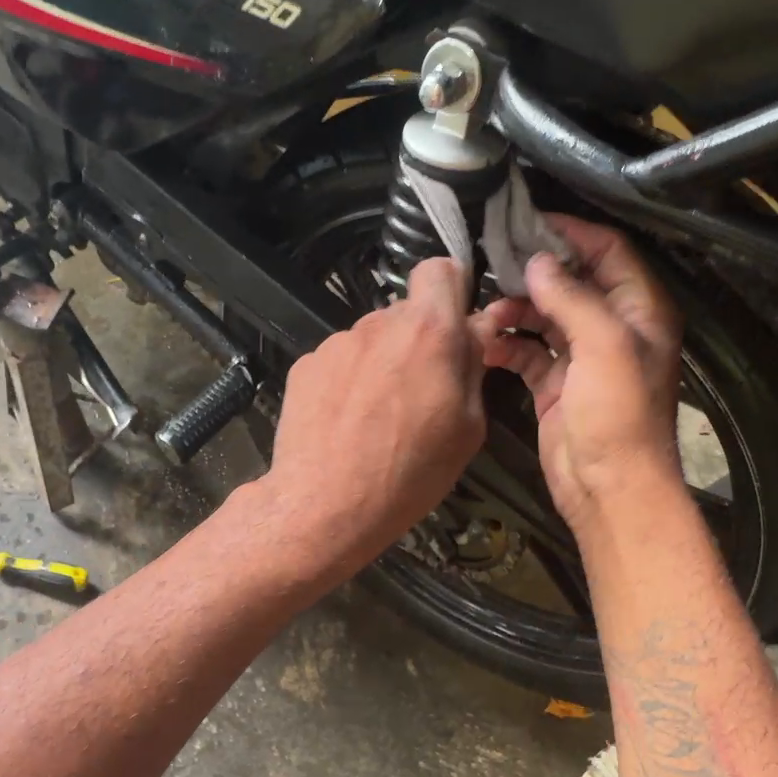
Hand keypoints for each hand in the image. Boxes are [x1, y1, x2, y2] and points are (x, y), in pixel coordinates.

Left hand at [252, 257, 485, 580]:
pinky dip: (345, 384)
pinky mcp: (303, 367)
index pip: (440, 271)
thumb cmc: (409, 474)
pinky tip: (344, 426)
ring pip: (369, 342)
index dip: (450, 293)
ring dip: (379, 366)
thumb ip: (472, 368)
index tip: (452, 329)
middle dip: (416, 343)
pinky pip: (337, 363)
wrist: (324, 506)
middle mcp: (377, 324)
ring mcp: (334, 344)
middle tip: (419, 395)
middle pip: (404, 314)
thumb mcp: (467, 429)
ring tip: (375, 421)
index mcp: (428, 332)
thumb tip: (474, 332)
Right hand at [471, 215, 684, 530]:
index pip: (608, 252)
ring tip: (486, 310)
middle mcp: (611, 328)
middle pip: (571, 283)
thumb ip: (571, 298)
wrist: (608, 487)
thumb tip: (537, 262)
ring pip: (544, 317)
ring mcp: (581, 359)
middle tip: (493, 263)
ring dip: (516, 311)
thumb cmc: (618, 414)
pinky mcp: (555, 386)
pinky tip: (484, 344)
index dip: (572, 234)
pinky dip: (507, 346)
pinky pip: (528, 353)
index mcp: (638, 310)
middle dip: (534, 273)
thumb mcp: (603, 345)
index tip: (527, 223)